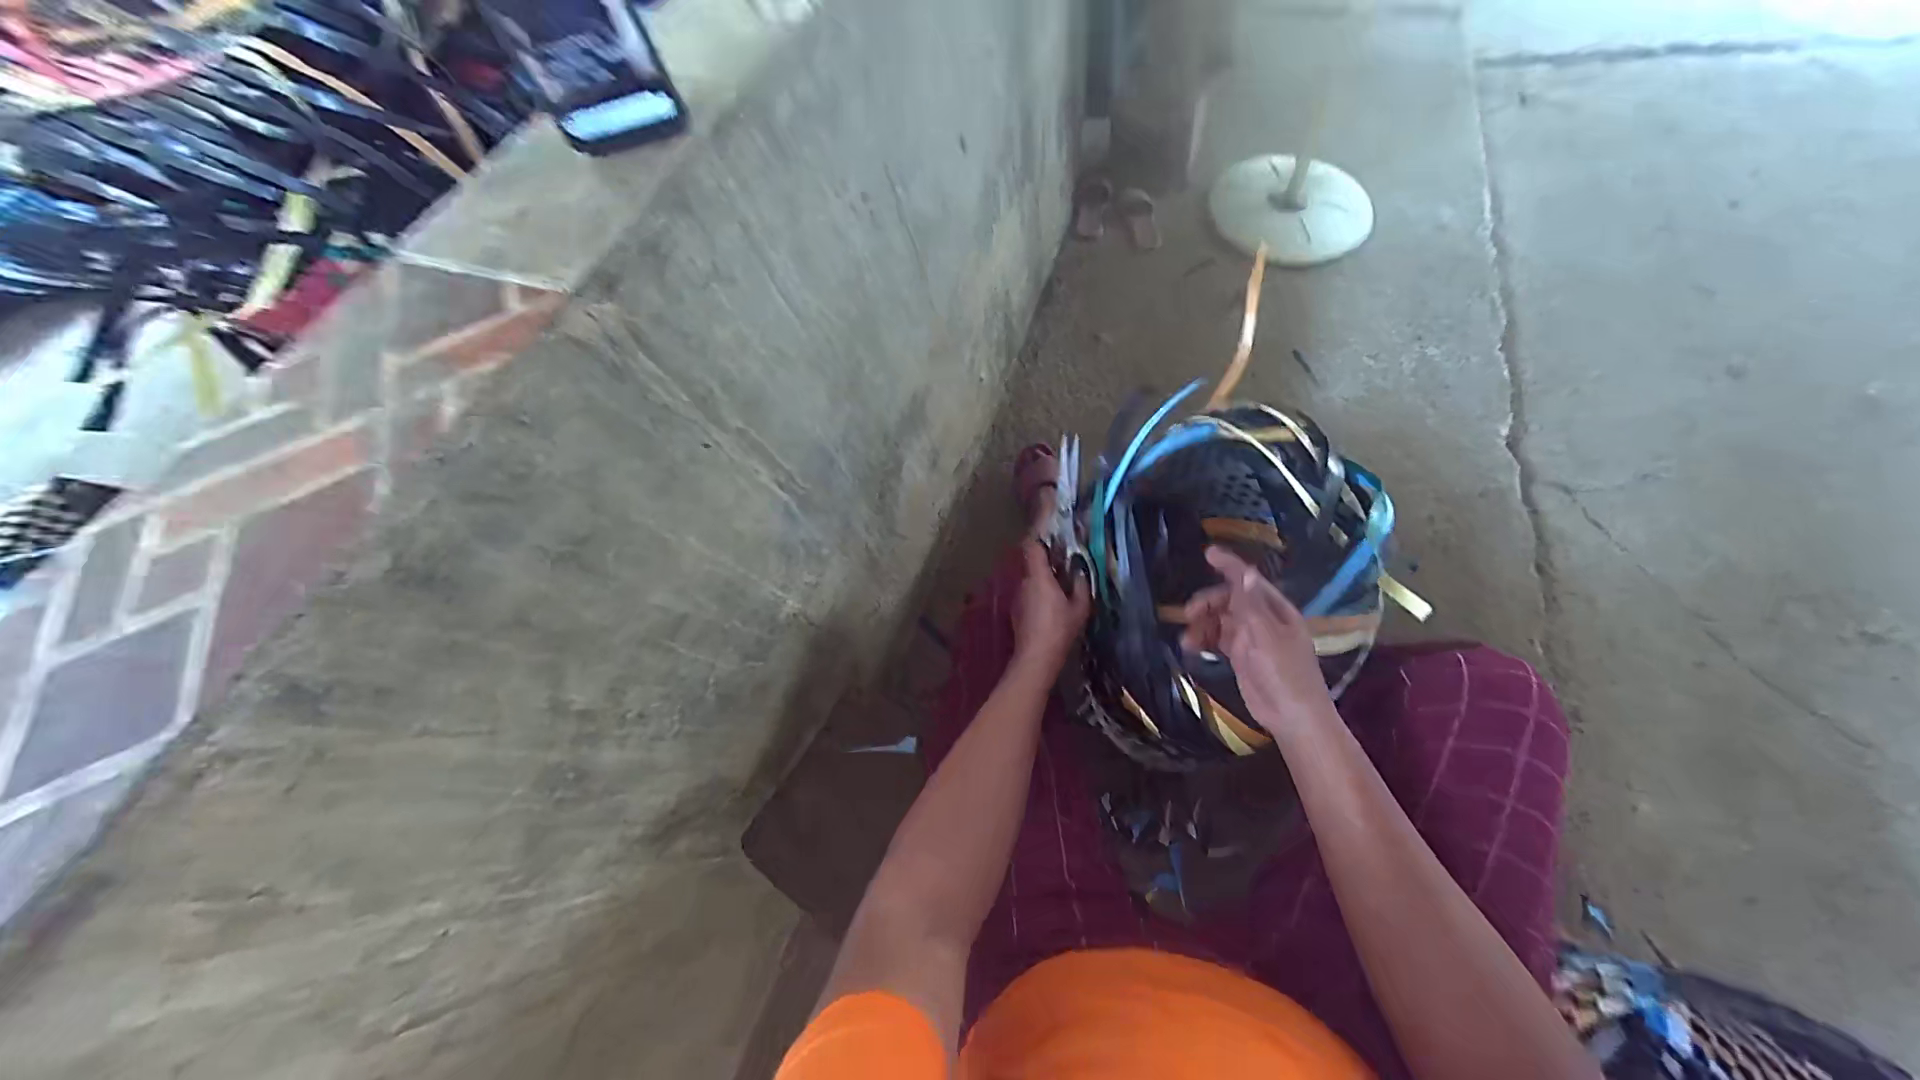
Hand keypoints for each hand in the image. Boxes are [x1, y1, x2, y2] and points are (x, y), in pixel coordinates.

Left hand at [1012, 541, 1090, 673]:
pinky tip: (1050, 608)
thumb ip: (1082, 587)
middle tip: (1065, 568)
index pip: (1032, 547)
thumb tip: (1081, 574)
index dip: (1040, 540)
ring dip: (1042, 581)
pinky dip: (1037, 595)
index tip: (1053, 541)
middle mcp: (1024, 582)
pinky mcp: (1015, 611)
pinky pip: (1027, 595)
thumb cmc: (1059, 629)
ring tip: (1060, 590)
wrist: (1036, 657)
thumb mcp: (1079, 609)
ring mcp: (1017, 597)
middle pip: (1032, 564)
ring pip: (1030, 581)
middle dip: (1047, 564)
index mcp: (1039, 576)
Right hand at [1180, 547, 1335, 738]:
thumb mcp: (1267, 636)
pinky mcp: (1240, 656)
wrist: (1293, 716)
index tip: (1207, 554)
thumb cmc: (1285, 673)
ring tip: (1187, 639)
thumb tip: (1244, 571)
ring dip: (1202, 624)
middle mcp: (1263, 619)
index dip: (1229, 566)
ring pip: (1220, 620)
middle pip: (1229, 600)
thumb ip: (1251, 604)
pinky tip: (1191, 647)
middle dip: (1207, 602)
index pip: (1249, 580)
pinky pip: (1217, 639)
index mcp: (1276, 610)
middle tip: (1188, 613)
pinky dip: (1203, 639)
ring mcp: (1251, 638)